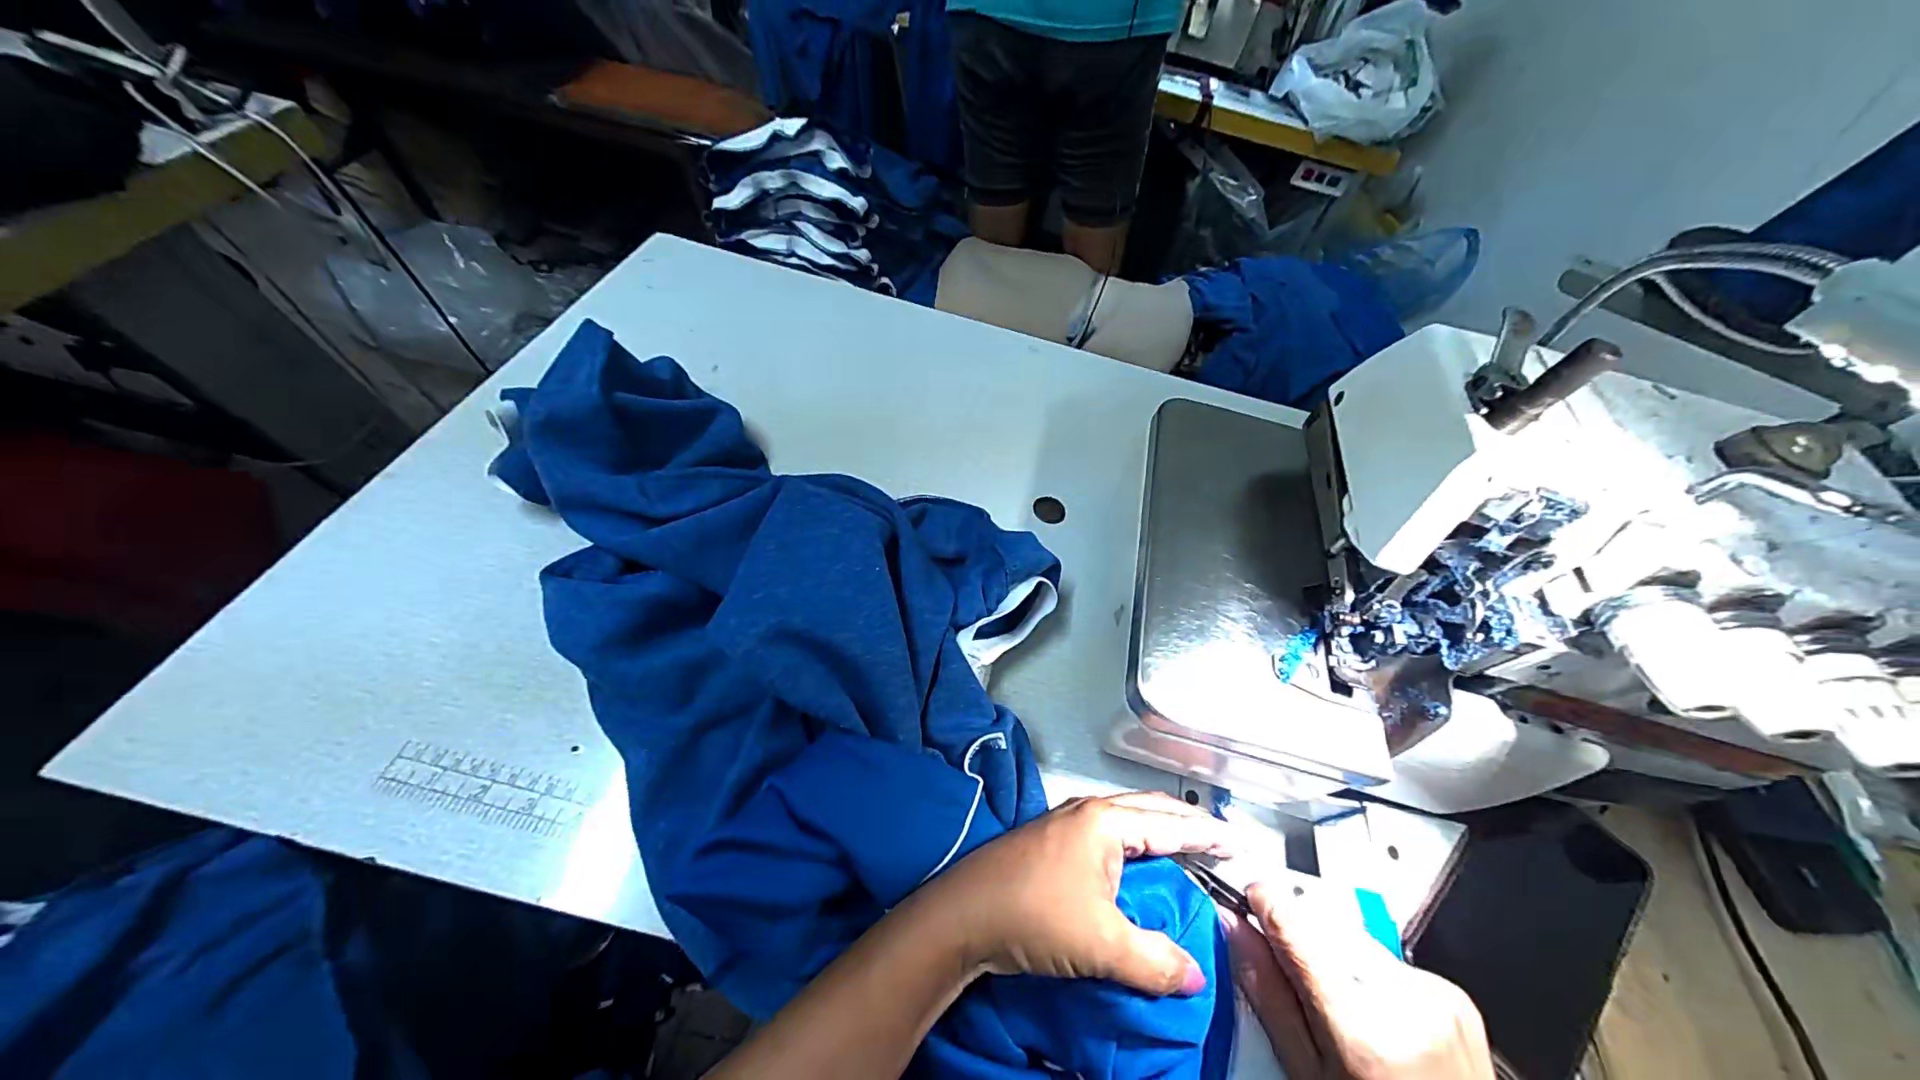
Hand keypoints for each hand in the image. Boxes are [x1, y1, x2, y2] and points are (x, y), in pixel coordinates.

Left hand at [906, 792, 1233, 996]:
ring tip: (1183, 852)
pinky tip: (1133, 868)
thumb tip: (1192, 975)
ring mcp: (1063, 824)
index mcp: (1104, 820)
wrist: (961, 916)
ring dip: (1155, 832)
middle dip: (1184, 824)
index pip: (1170, 823)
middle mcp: (1085, 812)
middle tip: (1217, 842)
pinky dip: (1130, 846)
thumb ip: (1156, 961)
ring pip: (1123, 821)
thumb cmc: (1031, 914)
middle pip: (1148, 811)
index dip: (1207, 835)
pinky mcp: (1048, 844)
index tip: (1237, 843)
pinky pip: (1104, 836)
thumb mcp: (1103, 944)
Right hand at [1224, 881, 1493, 1079]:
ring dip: (1331, 955)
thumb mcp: (1307, 1074)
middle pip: (1322, 926)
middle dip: (1298, 940)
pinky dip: (1366, 974)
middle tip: (1293, 986)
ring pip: (1351, 936)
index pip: (1295, 924)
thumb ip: (1268, 995)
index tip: (1246, 902)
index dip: (1263, 904)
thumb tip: (1233, 926)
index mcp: (1363, 1030)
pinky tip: (1372, 1016)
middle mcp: (1404, 1001)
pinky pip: (1385, 958)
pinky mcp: (1452, 995)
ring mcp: (1434, 996)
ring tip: (1338, 1010)